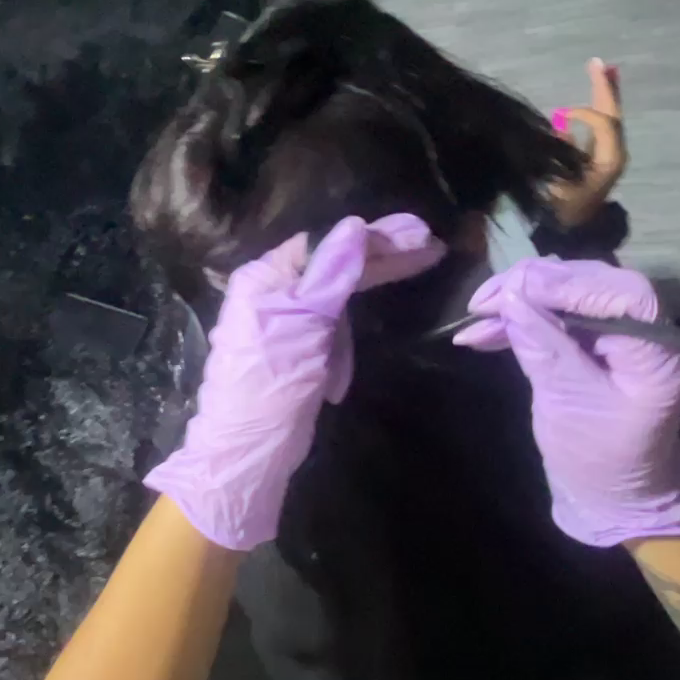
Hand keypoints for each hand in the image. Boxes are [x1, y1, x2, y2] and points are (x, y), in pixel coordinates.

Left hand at [146, 214, 445, 549]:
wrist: (248, 454)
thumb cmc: (271, 385)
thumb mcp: (305, 323)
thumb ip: (331, 274)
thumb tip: (356, 225)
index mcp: (264, 278)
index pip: (324, 243)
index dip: (371, 235)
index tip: (417, 231)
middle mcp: (270, 293)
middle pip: (333, 265)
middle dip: (380, 259)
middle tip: (431, 246)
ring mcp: (282, 323)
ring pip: (335, 301)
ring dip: (358, 316)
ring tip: (403, 287)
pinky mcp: (295, 351)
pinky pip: (329, 333)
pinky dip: (343, 350)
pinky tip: (339, 383)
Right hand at [453, 257, 679, 546]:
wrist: (614, 488)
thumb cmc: (601, 457)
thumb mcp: (571, 405)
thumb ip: (544, 348)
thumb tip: (511, 298)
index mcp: (657, 350)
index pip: (624, 294)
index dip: (569, 284)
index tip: (514, 291)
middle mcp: (644, 328)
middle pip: (589, 281)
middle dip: (531, 285)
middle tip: (483, 301)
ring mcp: (615, 328)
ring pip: (564, 290)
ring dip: (515, 298)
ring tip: (475, 313)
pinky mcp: (588, 334)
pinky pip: (551, 311)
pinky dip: (516, 316)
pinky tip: (479, 331)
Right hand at [545, 58, 626, 228]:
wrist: (573, 232)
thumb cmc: (564, 209)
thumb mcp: (560, 183)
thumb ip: (560, 153)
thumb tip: (560, 126)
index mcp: (609, 159)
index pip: (604, 123)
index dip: (584, 113)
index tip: (559, 114)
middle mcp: (613, 154)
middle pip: (612, 114)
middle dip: (605, 88)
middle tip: (599, 63)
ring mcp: (606, 157)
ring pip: (607, 120)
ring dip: (603, 96)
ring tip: (601, 71)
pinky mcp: (597, 161)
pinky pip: (597, 130)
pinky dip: (593, 113)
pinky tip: (589, 101)